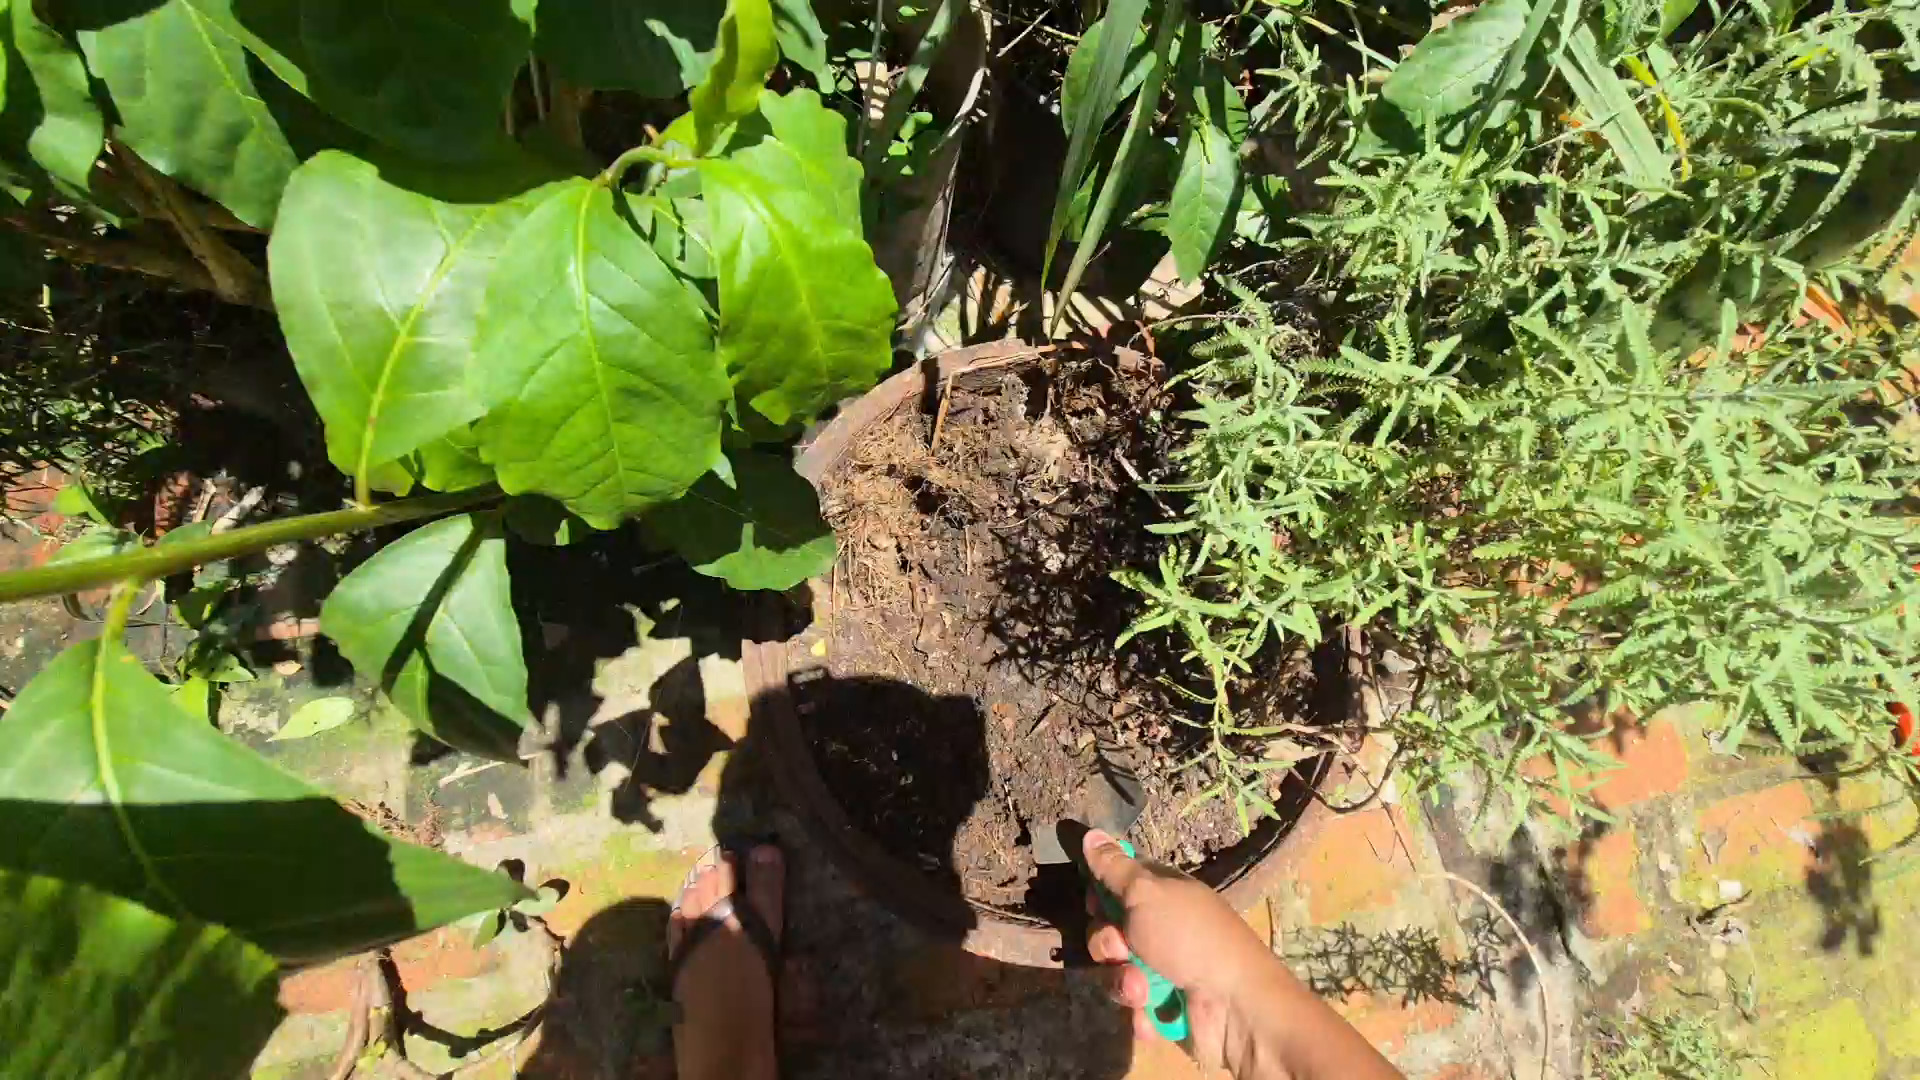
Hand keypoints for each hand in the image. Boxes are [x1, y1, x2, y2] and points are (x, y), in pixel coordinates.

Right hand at [1081, 829, 1271, 1070]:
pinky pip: (1132, 1002)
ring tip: (1141, 988)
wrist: (1234, 1006)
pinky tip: (1151, 1010)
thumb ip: (1113, 866)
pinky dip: (1139, 1009)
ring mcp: (1161, 966)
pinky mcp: (1162, 1004)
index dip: (1099, 889)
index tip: (1093, 900)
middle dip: (1106, 941)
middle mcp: (1159, 925)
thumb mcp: (1146, 892)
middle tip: (1120, 947)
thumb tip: (1091, 832)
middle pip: (1108, 926)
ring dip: (1123, 979)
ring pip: (1115, 968)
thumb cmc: (1189, 937)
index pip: (1117, 880)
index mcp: (1160, 891)